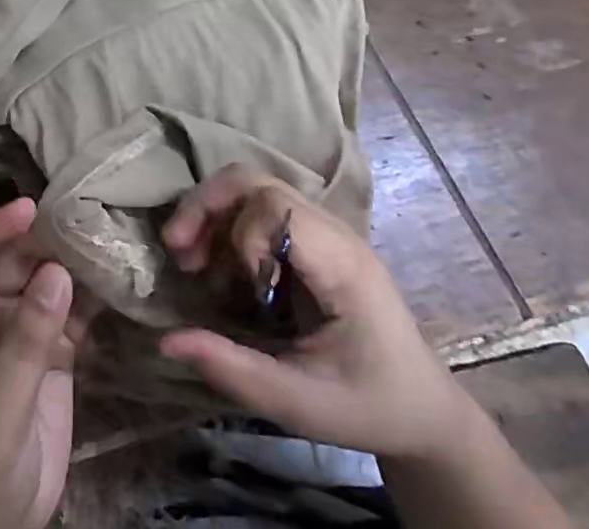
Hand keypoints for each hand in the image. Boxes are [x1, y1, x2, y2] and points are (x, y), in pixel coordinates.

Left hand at [0, 198, 84, 528]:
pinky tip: (120, 273)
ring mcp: (23, 331)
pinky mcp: (57, 350)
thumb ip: (24, 344)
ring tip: (110, 234)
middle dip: (43, 237)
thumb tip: (58, 272)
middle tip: (87, 216)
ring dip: (74, 257)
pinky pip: (75, 309)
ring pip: (47, 277)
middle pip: (12, 259)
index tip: (29, 208)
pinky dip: (95, 292)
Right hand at [156, 166, 465, 460]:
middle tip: (177, 250)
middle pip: (257, 181)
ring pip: (254, 188)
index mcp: (341, 265)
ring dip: (212, 215)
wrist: (422, 406)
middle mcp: (333, 232)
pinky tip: (218, 271)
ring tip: (192, 264)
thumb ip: (233, 370)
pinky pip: (260, 210)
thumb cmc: (369, 405)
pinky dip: (227, 229)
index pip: (278, 207)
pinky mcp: (313, 240)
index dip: (242, 237)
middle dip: (206, 206)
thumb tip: (166, 342)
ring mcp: (325, 230)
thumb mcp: (299, 403)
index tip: (239, 292)